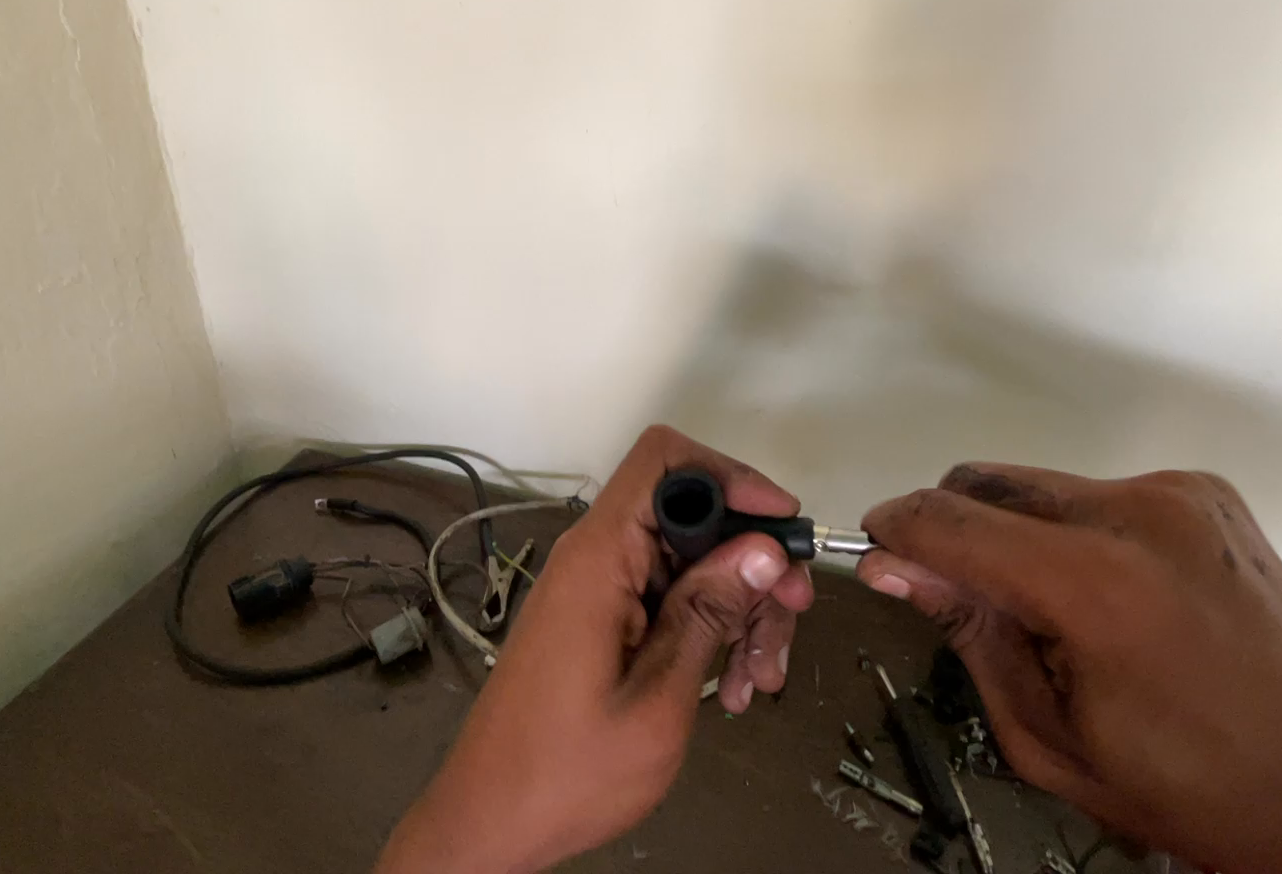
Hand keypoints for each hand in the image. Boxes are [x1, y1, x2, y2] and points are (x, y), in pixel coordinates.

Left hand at [375, 426, 812, 873]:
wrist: (490, 820)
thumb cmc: (568, 770)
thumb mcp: (658, 698)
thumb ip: (709, 612)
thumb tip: (763, 548)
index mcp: (600, 555)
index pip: (664, 460)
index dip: (730, 474)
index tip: (781, 524)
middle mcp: (598, 555)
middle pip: (693, 517)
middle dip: (751, 561)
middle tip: (792, 614)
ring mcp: (602, 585)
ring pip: (692, 562)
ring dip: (739, 608)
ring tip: (759, 677)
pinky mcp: (607, 614)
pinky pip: (671, 597)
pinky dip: (710, 629)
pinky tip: (732, 686)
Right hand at [857, 463, 1281, 873]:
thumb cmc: (1203, 788)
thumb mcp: (1047, 736)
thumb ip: (965, 634)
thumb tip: (898, 569)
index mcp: (1096, 587)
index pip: (947, 521)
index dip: (895, 531)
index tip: (877, 551)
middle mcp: (1138, 516)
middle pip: (980, 482)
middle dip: (949, 529)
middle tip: (959, 594)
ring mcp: (1175, 495)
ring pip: (1029, 484)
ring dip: (1007, 530)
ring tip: (1042, 602)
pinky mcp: (1198, 491)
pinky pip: (1085, 492)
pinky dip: (1063, 529)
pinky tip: (1096, 588)